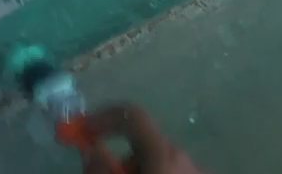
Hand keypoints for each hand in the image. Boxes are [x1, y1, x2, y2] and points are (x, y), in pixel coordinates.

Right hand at [84, 105, 207, 173]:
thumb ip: (101, 168)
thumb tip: (91, 148)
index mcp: (164, 151)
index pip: (132, 114)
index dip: (104, 116)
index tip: (83, 129)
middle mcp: (184, 154)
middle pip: (145, 141)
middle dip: (121, 156)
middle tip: (108, 171)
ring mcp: (198, 168)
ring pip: (160, 159)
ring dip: (140, 168)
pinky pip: (174, 169)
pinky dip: (158, 172)